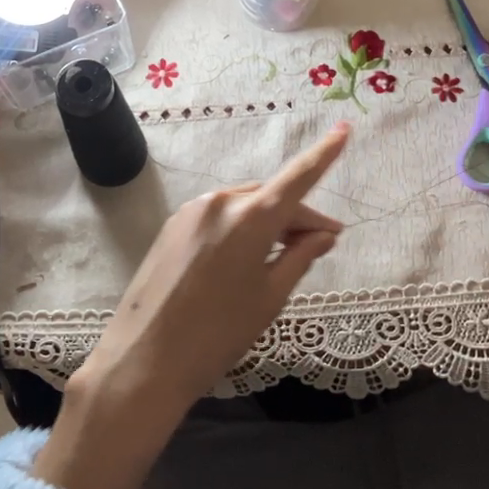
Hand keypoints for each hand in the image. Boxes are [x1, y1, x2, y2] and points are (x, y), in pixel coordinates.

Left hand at [33, 122, 350, 488]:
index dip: (324, 154)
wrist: (143, 360)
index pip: (298, 178)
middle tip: (320, 244)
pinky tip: (245, 258)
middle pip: (271, 198)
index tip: (344, 128)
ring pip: (244, 206)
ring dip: (268, 223)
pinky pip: (220, 216)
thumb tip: (324, 233)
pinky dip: (240, 228)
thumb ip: (300, 256)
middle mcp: (220, 202)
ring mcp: (192, 211)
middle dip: (297, 217)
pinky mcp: (173, 225)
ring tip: (284, 255)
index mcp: (250, 217)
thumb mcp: (270, 298)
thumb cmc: (218, 335)